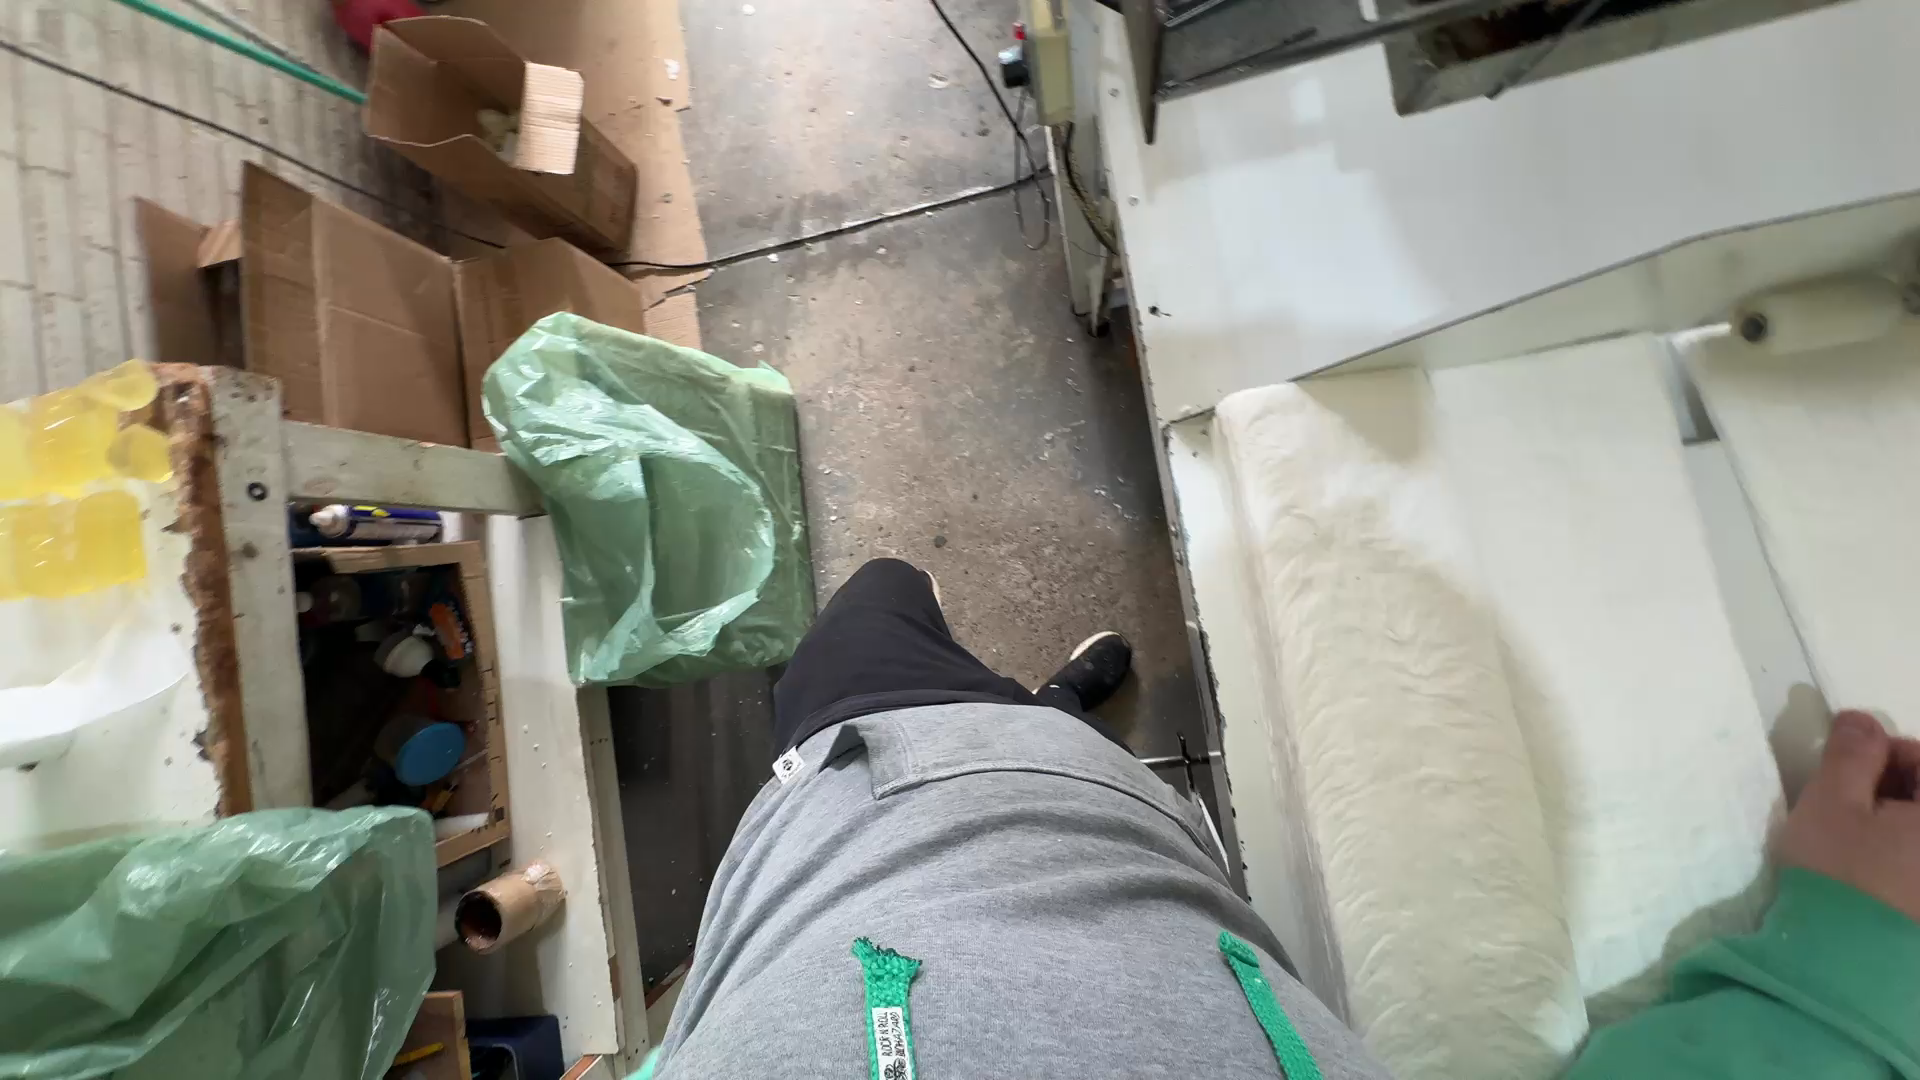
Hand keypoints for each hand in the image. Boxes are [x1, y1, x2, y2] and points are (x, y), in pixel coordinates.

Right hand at [1778, 709, 1919, 923]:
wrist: (1855, 949)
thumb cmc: (1842, 865)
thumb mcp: (1831, 801)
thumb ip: (1850, 755)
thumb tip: (1861, 718)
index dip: (1885, 752)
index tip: (1846, 766)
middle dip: (1898, 785)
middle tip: (1851, 798)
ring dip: (1902, 816)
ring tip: (1864, 832)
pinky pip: (1917, 853)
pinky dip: (1908, 847)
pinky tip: (1884, 860)